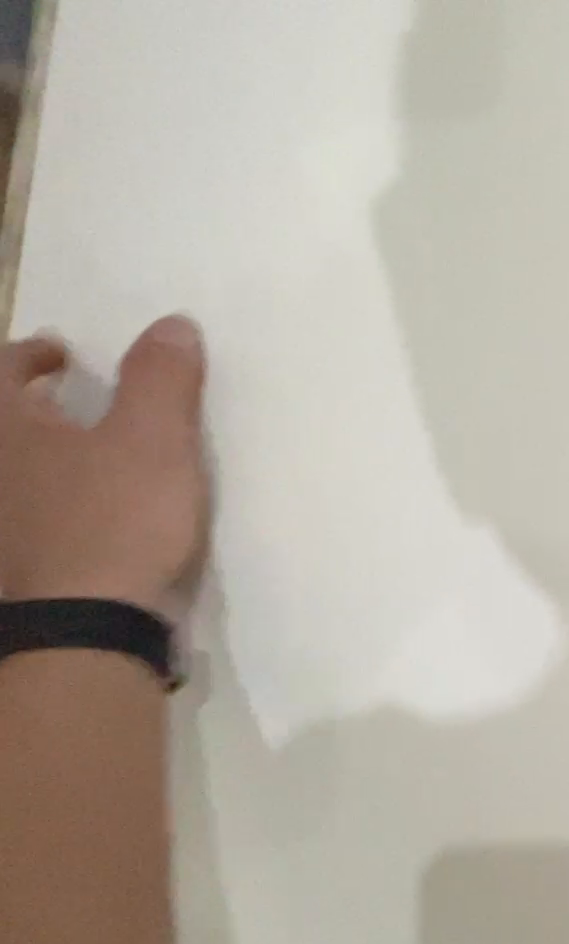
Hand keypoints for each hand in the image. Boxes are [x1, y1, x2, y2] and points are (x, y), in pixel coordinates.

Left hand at [0, 316, 208, 621]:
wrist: (84, 618)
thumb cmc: (115, 516)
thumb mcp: (155, 441)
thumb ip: (162, 381)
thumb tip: (173, 322)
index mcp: (4, 427)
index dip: (29, 355)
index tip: (59, 350)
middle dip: (26, 401)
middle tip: (66, 394)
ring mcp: (0, 515)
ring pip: (13, 467)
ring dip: (38, 449)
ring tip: (82, 448)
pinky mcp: (19, 555)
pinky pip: (28, 507)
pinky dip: (49, 493)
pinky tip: (85, 506)